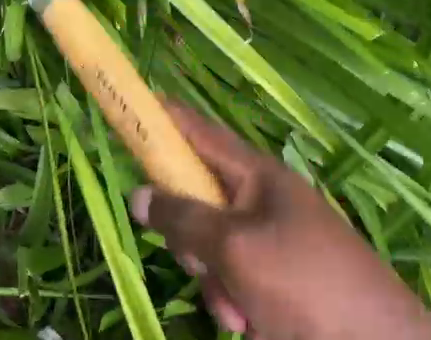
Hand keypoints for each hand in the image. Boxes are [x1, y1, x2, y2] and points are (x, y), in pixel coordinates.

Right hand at [130, 103, 430, 339]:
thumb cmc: (312, 289)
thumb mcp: (235, 249)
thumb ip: (181, 218)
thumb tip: (138, 195)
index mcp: (257, 175)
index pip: (192, 128)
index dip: (155, 115)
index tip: (118, 111)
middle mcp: (264, 202)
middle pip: (193, 195)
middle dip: (184, 232)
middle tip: (196, 259)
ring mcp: (276, 244)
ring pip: (210, 245)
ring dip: (211, 278)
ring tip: (237, 311)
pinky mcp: (284, 284)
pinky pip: (235, 279)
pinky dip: (234, 301)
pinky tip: (251, 324)